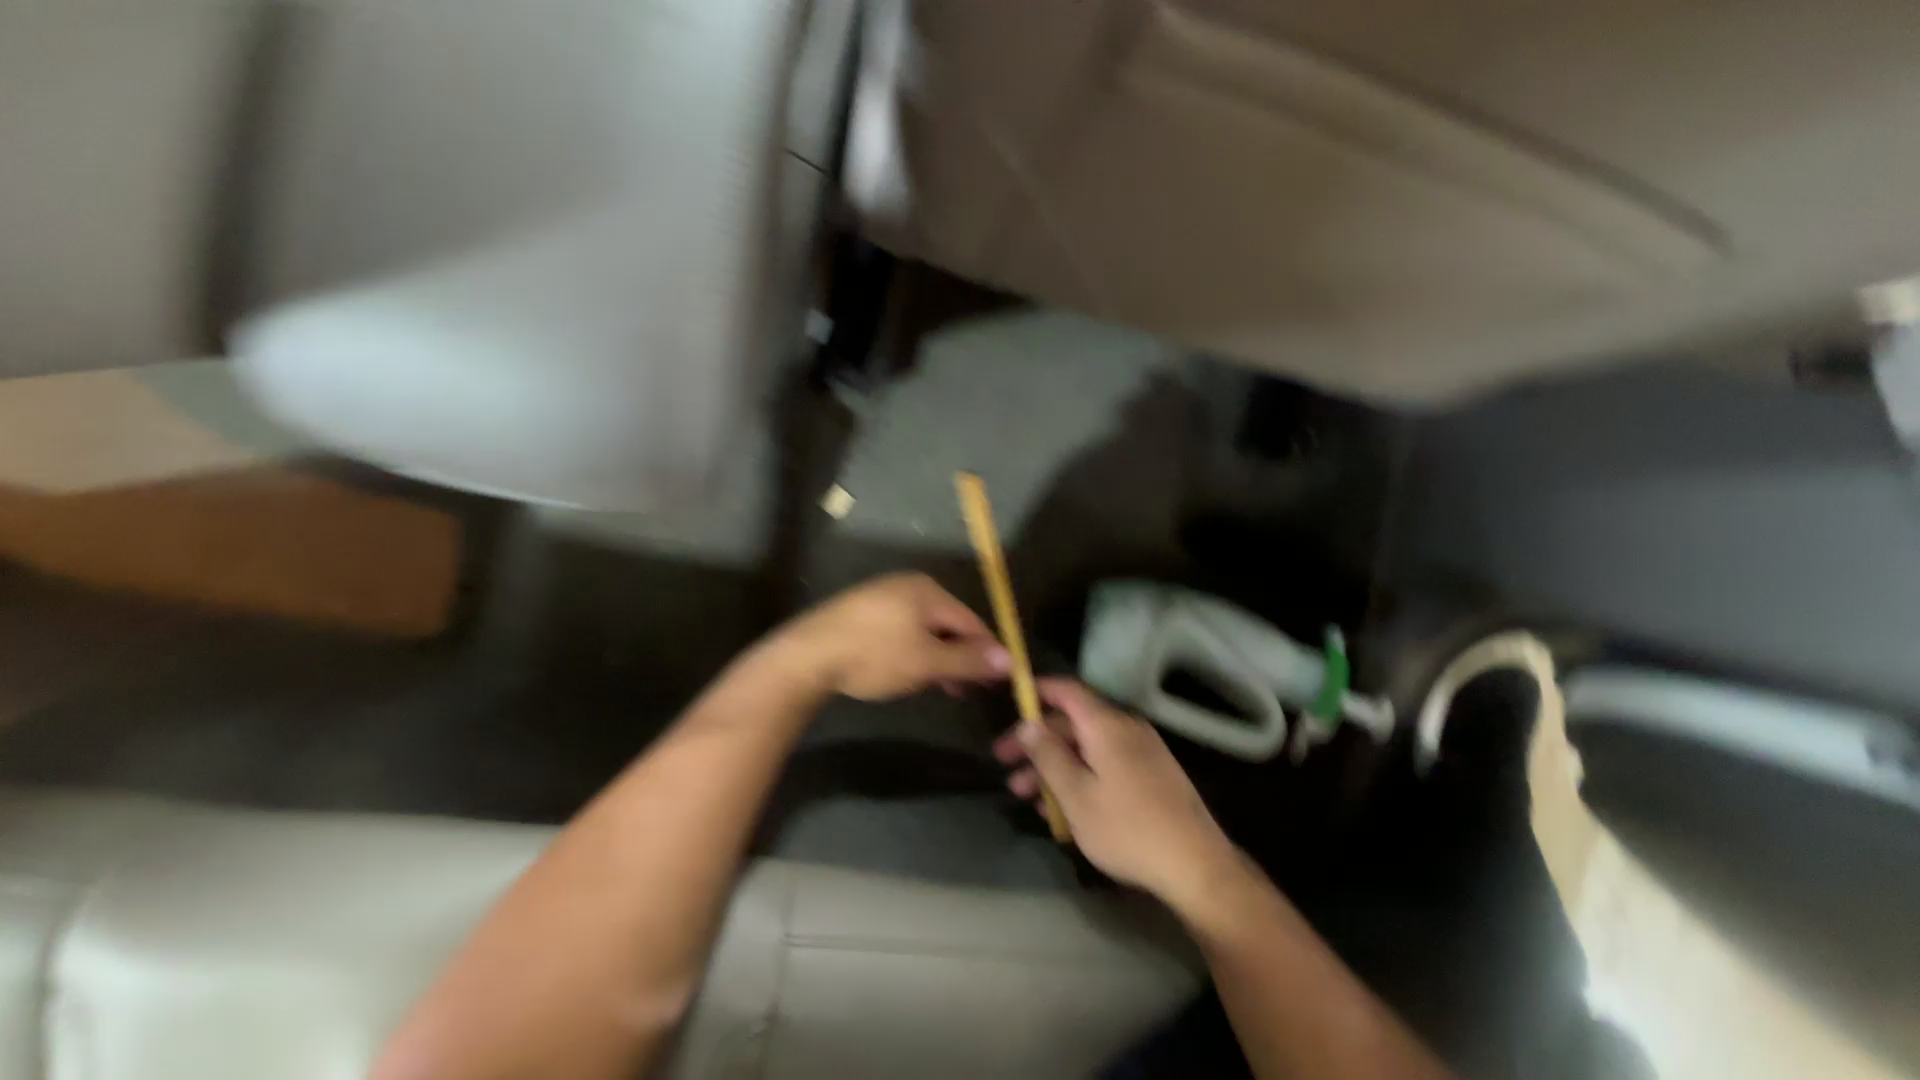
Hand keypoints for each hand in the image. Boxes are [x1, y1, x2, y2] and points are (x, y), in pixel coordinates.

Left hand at [772, 573, 1010, 701]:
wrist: (807, 656)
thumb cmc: (875, 656)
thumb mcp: (928, 662)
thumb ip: (968, 660)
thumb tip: (1010, 659)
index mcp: (928, 591)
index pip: (971, 621)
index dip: (987, 653)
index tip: (996, 683)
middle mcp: (907, 585)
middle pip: (948, 624)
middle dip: (960, 658)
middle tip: (966, 691)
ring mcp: (882, 596)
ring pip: (924, 630)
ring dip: (937, 659)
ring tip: (939, 688)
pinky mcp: (862, 613)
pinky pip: (901, 632)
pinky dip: (913, 653)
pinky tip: (906, 675)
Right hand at [995, 678, 1240, 913]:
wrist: (1194, 865)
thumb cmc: (1126, 828)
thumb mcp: (1075, 794)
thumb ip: (1048, 756)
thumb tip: (1028, 723)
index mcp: (1107, 725)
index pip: (1067, 691)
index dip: (1036, 692)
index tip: (1008, 703)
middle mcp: (1126, 730)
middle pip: (1073, 725)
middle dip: (1036, 744)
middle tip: (1005, 767)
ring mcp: (1142, 754)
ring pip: (1087, 750)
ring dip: (1054, 768)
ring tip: (1025, 797)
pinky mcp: (1150, 777)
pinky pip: (1105, 766)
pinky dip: (1079, 779)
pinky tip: (1059, 809)